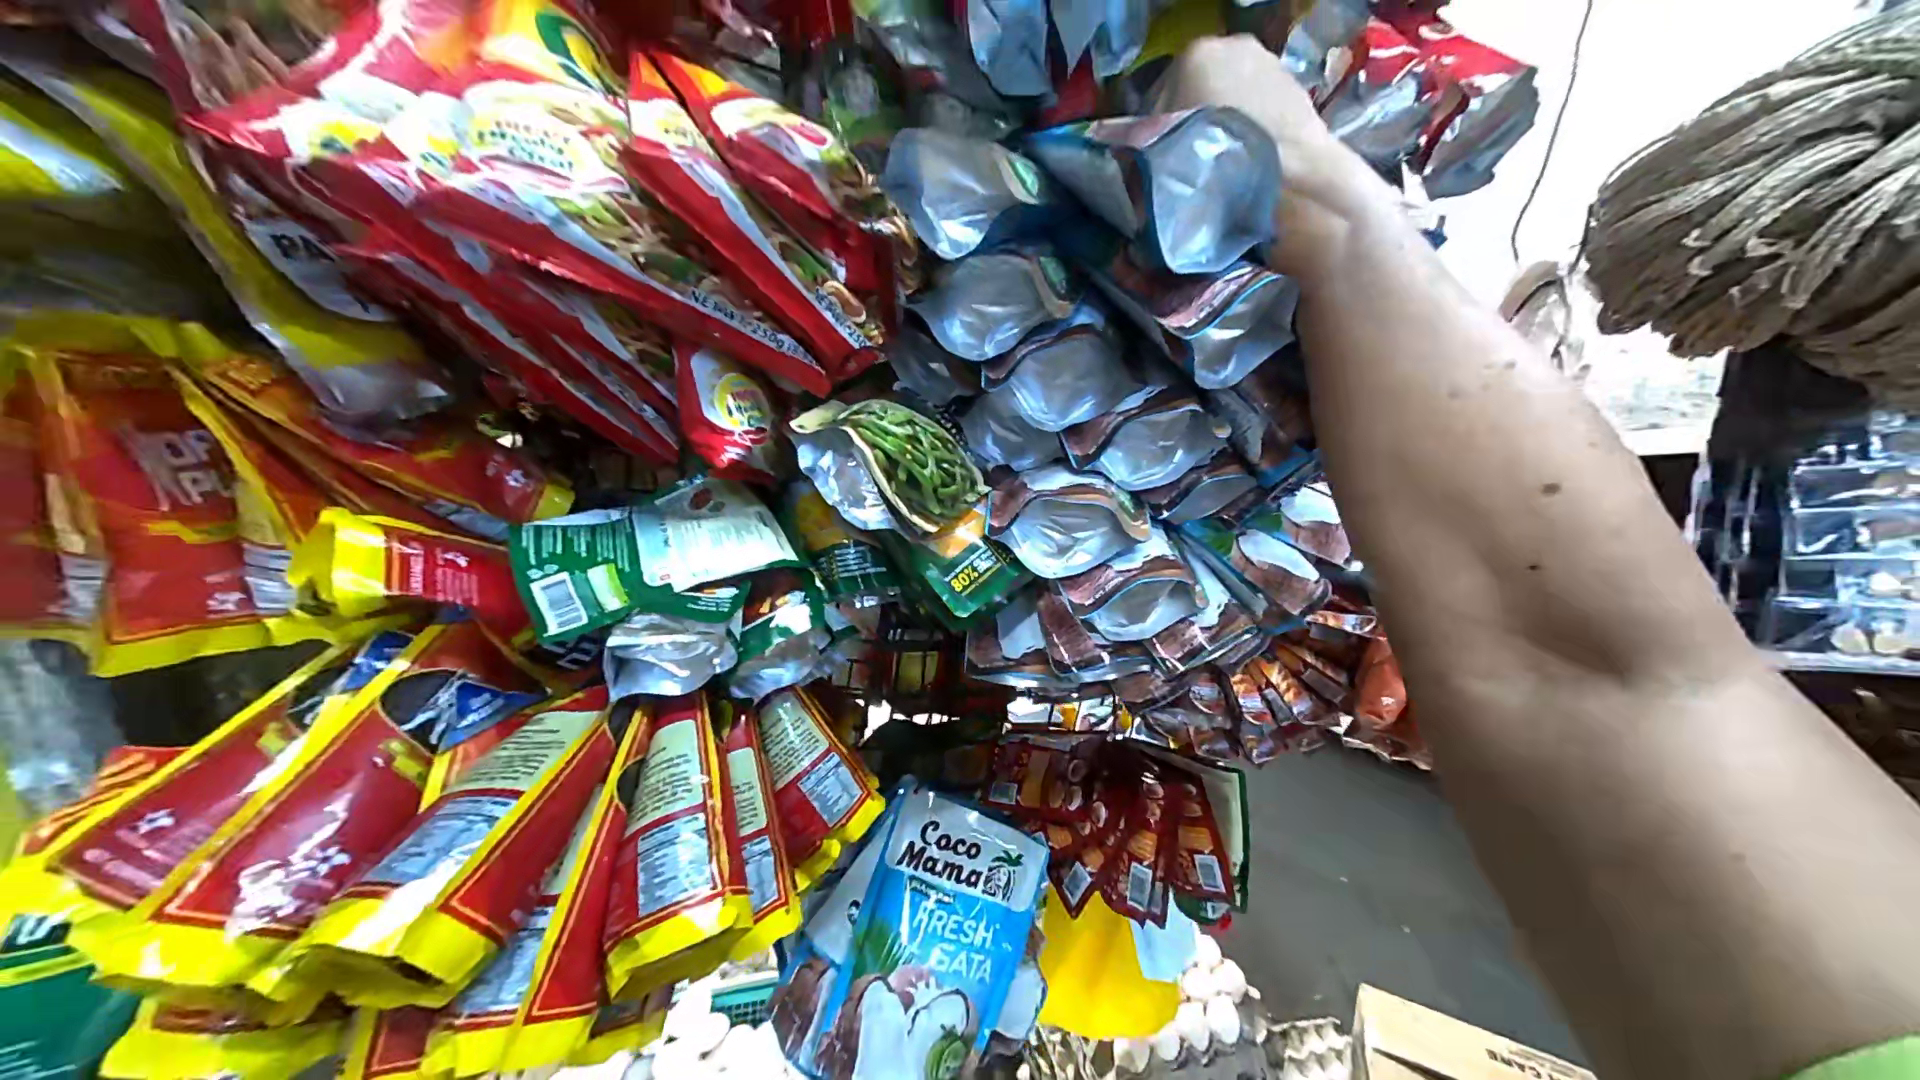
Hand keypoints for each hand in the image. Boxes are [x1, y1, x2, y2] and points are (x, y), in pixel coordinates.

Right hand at [1151, 35, 1393, 279]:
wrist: (1290, 192)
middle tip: (1181, 180)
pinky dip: (1245, 142)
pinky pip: (1255, 119)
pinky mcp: (1298, 92)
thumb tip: (1131, 170)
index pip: (1153, 102)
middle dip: (1186, 134)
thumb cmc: (1214, 174)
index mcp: (1193, 56)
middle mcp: (1234, 46)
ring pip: (1225, 108)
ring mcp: (1271, 65)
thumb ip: (1142, 158)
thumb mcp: (1158, 168)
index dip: (1147, 143)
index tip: (1150, 176)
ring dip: (1216, 139)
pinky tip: (1242, 174)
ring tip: (1214, 181)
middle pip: (1193, 98)